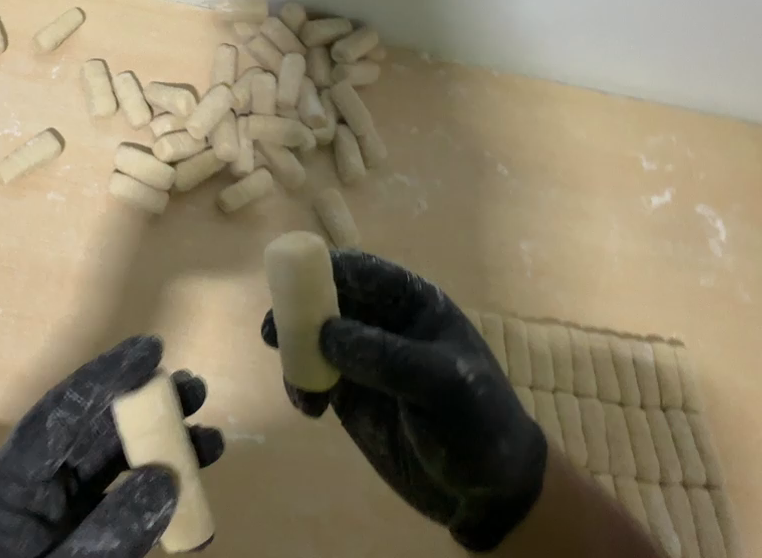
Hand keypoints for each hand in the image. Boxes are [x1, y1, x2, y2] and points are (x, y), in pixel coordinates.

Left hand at [0, 335, 223, 557]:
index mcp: (10, 485)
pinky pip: (119, 497)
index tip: (151, 350)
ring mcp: (55, 511)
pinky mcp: (76, 535)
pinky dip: (156, 485)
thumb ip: (110, 535)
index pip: (61, 413)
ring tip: (208, 431)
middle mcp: (33, 486)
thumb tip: (166, 479)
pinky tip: (192, 480)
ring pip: (112, 459)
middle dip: (144, 405)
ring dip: (159, 441)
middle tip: (194, 388)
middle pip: (93, 429)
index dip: (106, 376)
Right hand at [261, 251, 546, 551]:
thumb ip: (386, 356)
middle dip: (298, 310)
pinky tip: (309, 408)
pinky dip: (301, 384)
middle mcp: (382, 322)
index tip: (292, 279)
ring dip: (295, 351)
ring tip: (297, 383)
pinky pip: (312, 375)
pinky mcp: (349, 394)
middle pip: (328, 299)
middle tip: (273, 332)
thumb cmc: (479, 425)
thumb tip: (325, 334)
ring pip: (313, 337)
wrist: (488, 493)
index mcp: (412, 303)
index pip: (363, 272)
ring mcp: (363, 358)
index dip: (326, 268)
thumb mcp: (443, 384)